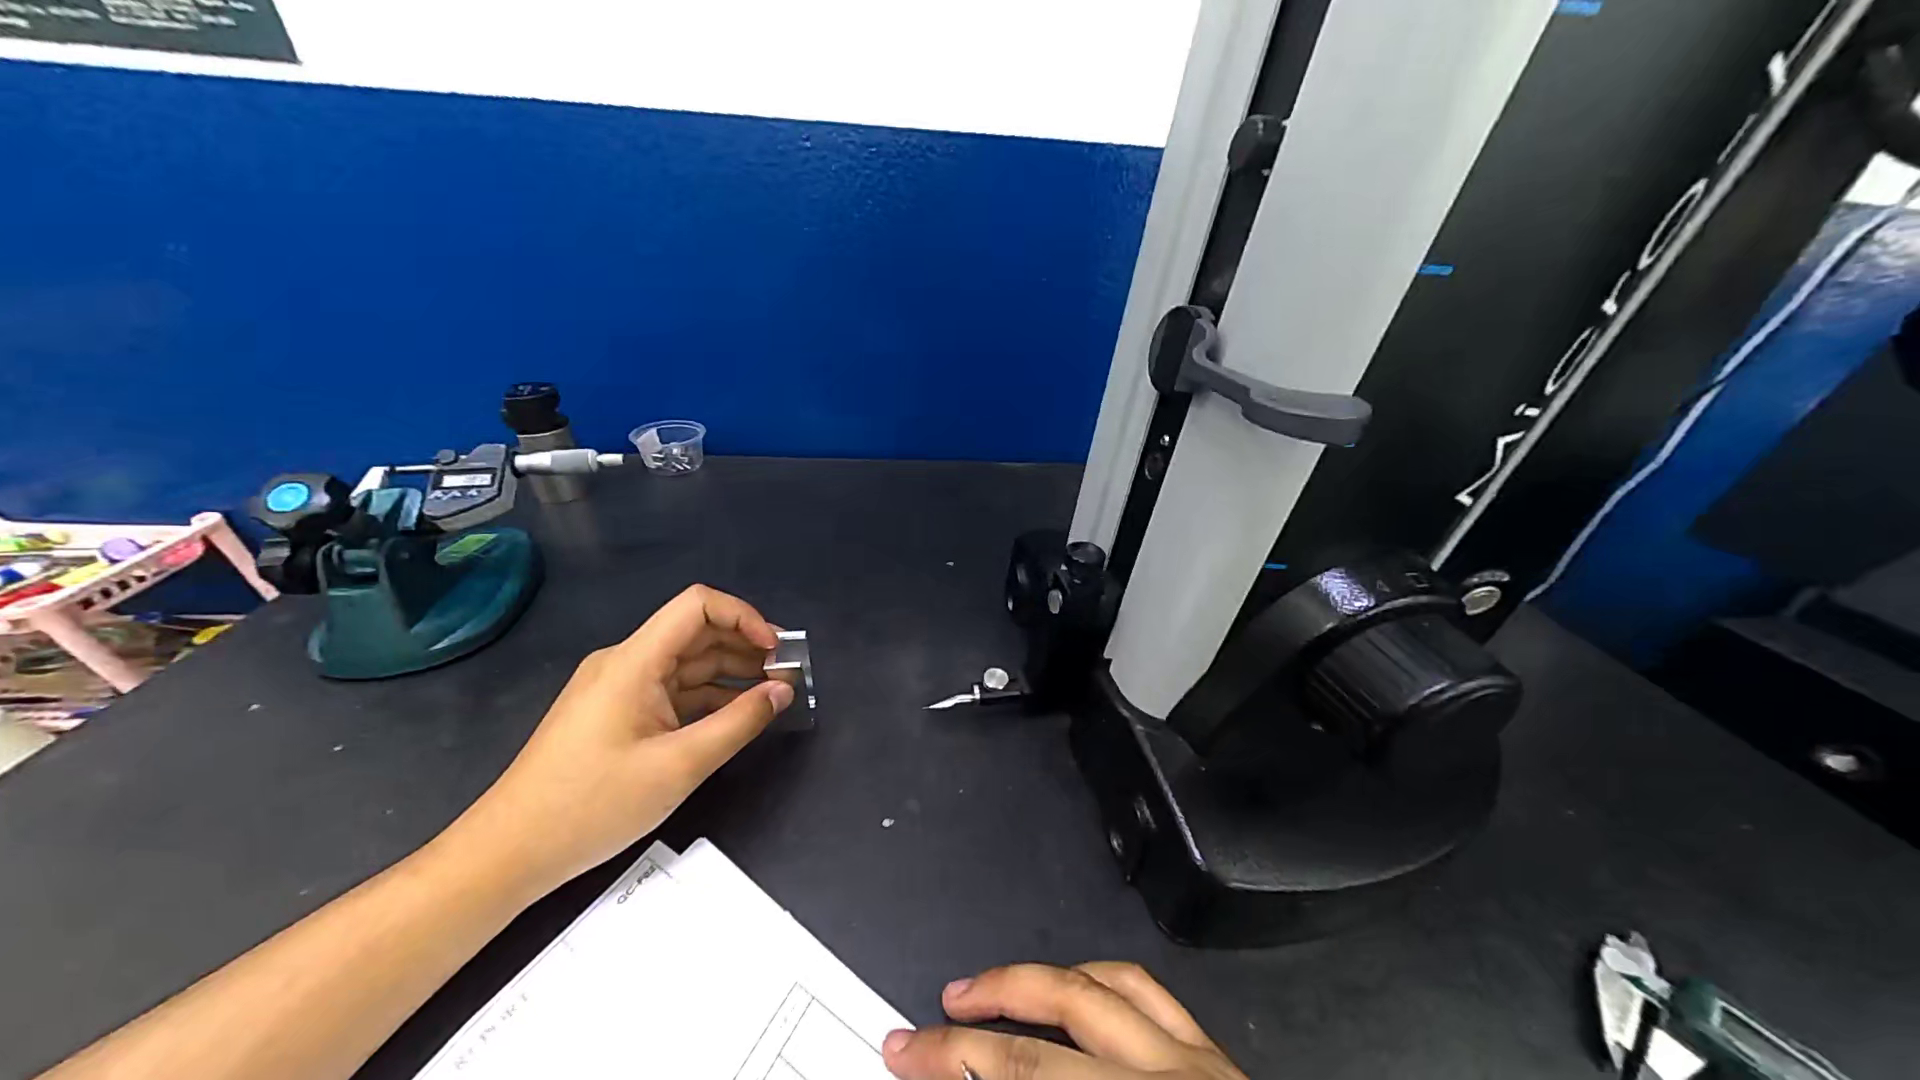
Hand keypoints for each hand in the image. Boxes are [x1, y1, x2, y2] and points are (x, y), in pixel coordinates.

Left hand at [449, 585, 794, 897]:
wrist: (509, 853)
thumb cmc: (592, 805)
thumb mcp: (679, 766)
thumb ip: (739, 723)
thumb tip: (783, 691)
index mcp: (634, 661)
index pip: (697, 605)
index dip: (743, 616)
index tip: (776, 650)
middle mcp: (626, 663)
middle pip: (696, 632)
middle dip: (746, 646)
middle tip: (787, 673)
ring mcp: (620, 688)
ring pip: (687, 664)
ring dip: (731, 672)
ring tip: (773, 693)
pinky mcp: (618, 712)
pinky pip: (673, 691)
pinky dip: (709, 697)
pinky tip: (737, 713)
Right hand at [882, 963, 1246, 1079]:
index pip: (1021, 1077)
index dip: (954, 1064)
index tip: (909, 1056)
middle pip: (1042, 1045)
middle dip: (972, 1029)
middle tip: (925, 1030)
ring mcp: (1189, 1064)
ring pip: (1090, 991)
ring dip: (1024, 984)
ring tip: (977, 990)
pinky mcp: (1210, 1053)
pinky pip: (1142, 988)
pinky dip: (1091, 975)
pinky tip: (1064, 977)